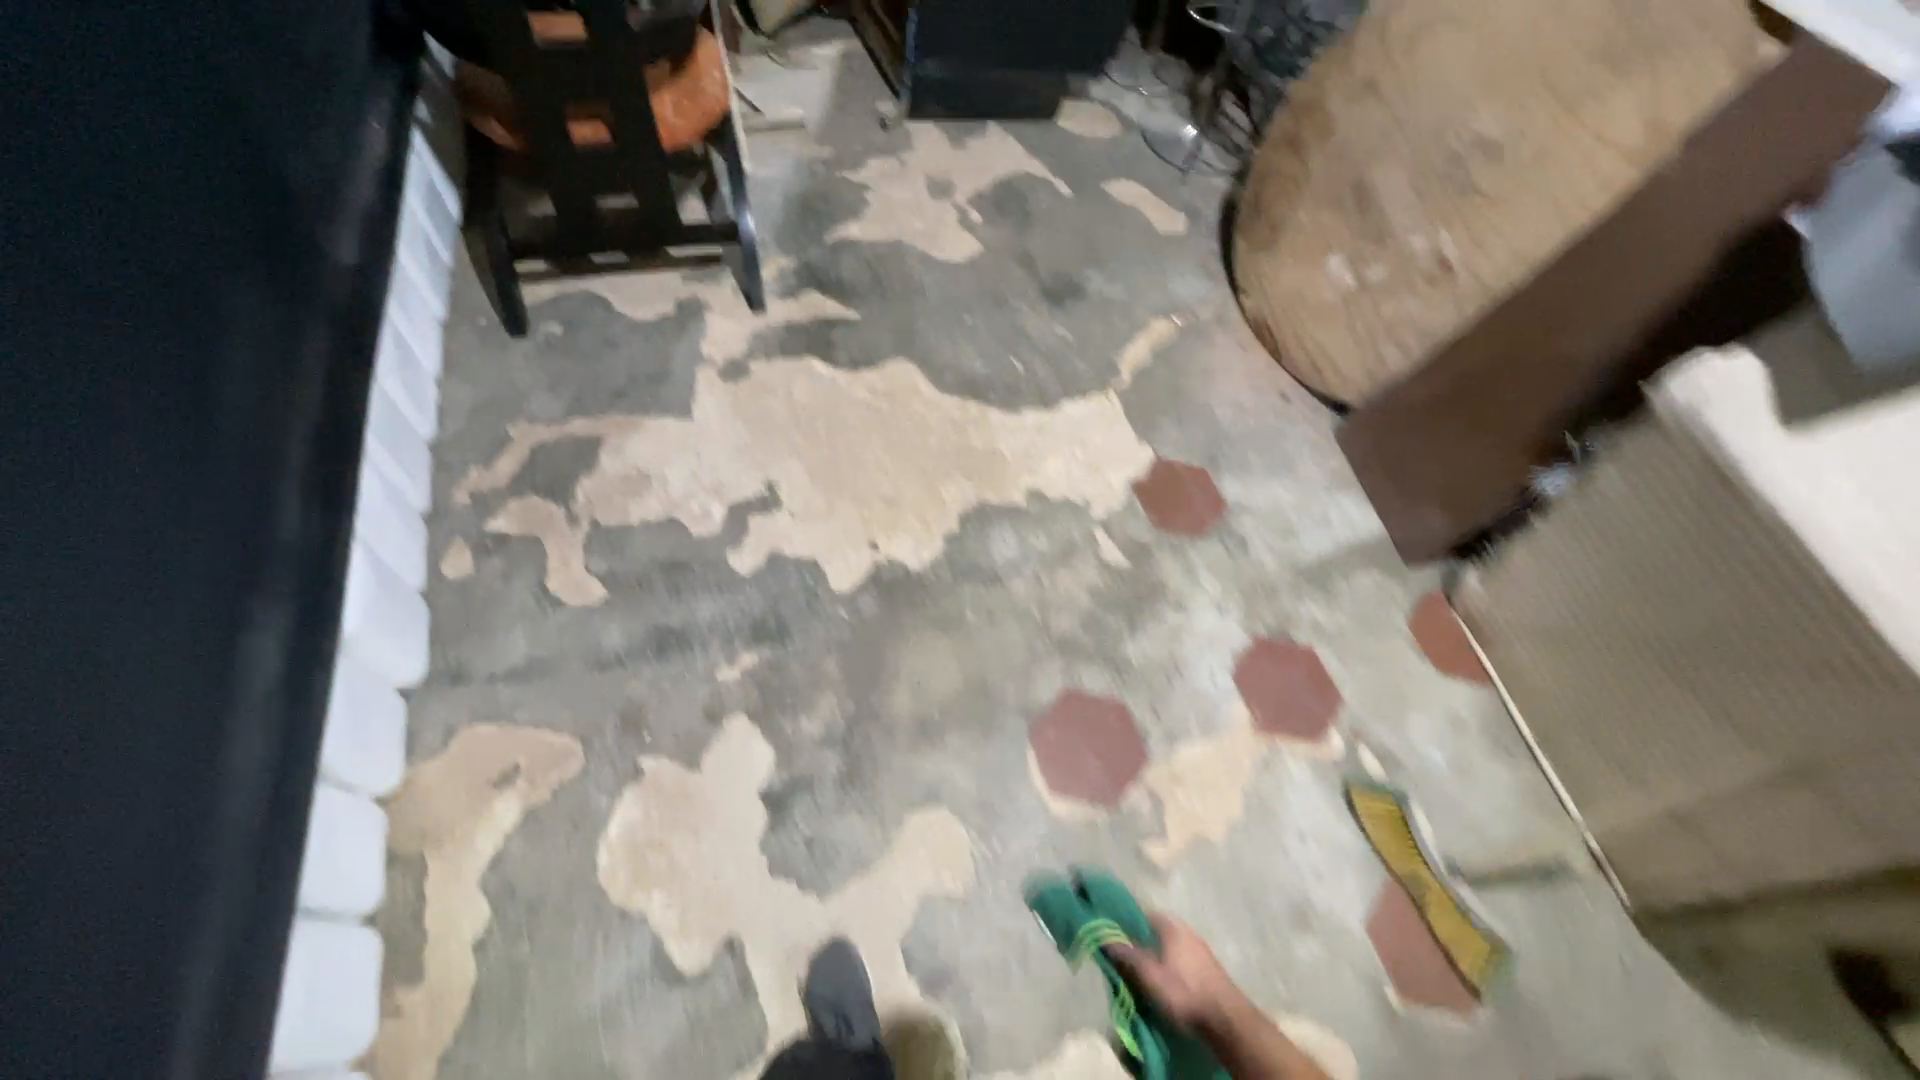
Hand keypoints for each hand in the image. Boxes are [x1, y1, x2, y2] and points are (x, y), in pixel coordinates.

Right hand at [1105, 913, 1250, 1033]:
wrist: (1227, 1020)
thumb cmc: (1184, 993)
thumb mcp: (1149, 975)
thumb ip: (1126, 955)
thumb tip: (1104, 937)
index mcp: (1171, 926)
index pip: (1140, 913)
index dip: (1124, 922)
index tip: (1110, 934)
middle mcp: (1186, 930)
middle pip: (1154, 930)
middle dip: (1138, 941)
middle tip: (1122, 957)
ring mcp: (1199, 948)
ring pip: (1167, 945)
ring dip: (1153, 954)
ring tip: (1140, 972)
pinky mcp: (1207, 966)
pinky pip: (1179, 958)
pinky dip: (1167, 964)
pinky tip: (1162, 980)